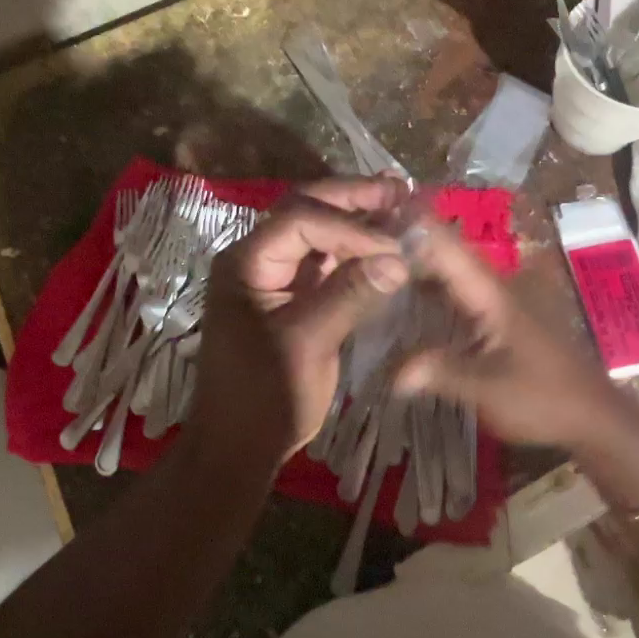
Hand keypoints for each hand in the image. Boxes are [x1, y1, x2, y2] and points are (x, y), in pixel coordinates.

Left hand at [190, 177, 410, 463]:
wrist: (239, 448)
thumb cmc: (263, 397)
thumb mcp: (306, 344)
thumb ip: (349, 295)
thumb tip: (397, 259)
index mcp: (246, 262)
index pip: (300, 220)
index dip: (348, 225)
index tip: (393, 245)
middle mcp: (257, 258)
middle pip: (306, 211)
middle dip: (352, 199)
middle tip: (399, 189)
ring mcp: (275, 277)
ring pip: (318, 231)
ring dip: (356, 218)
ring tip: (399, 204)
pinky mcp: (293, 297)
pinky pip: (325, 260)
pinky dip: (355, 249)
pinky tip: (385, 243)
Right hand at [395, 224, 624, 449]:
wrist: (595, 417)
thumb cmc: (543, 398)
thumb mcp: (486, 389)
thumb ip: (438, 373)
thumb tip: (390, 373)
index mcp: (493, 293)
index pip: (448, 247)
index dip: (416, 226)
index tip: (381, 211)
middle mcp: (497, 288)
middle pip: (448, 255)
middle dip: (411, 244)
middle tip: (366, 241)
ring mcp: (503, 302)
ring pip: (455, 274)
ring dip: (422, 267)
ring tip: (380, 264)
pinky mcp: (504, 319)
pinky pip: (462, 293)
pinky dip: (436, 290)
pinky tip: (412, 302)